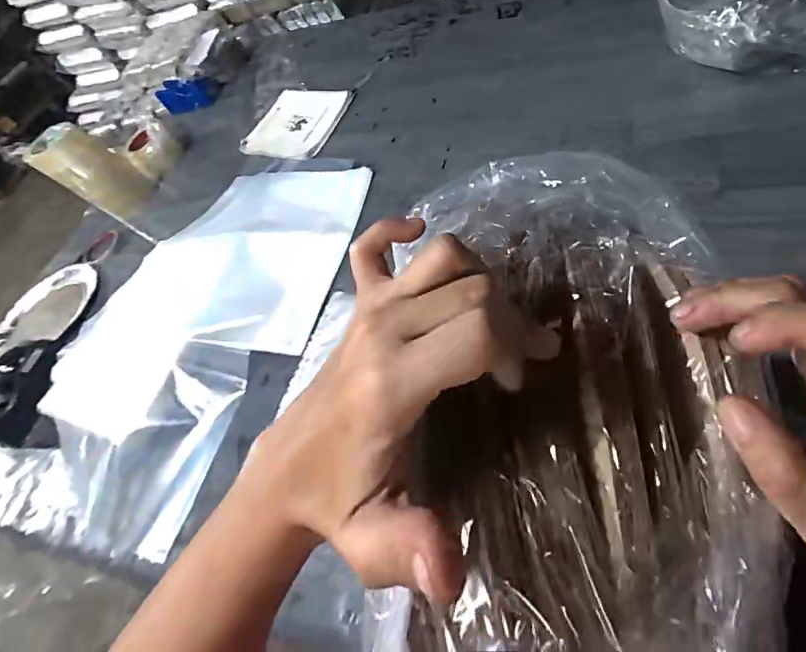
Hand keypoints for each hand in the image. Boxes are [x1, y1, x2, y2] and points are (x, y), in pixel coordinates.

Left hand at [242, 216, 559, 604]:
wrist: (284, 472)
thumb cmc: (338, 500)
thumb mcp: (374, 539)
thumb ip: (411, 550)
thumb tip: (452, 576)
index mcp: (393, 380)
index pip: (477, 331)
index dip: (514, 348)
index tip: (518, 380)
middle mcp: (384, 328)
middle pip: (475, 290)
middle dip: (513, 319)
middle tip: (522, 358)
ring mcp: (369, 307)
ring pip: (445, 256)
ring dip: (482, 278)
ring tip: (492, 314)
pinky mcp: (358, 301)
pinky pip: (372, 245)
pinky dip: (394, 228)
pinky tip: (416, 229)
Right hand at [672, 276, 805, 598]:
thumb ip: (785, 476)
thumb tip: (728, 405)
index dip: (785, 320)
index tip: (734, 342)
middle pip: (805, 298)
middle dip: (740, 298)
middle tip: (682, 317)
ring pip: (791, 296)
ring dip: (735, 296)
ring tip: (685, 313)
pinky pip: (783, 311)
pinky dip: (741, 307)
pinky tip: (710, 321)